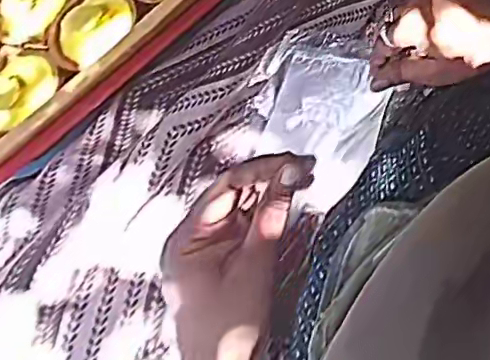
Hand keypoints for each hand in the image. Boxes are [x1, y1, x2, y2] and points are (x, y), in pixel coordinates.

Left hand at [161, 154, 313, 359]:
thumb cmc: (229, 328)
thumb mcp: (255, 263)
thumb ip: (272, 212)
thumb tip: (290, 171)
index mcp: (186, 238)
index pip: (227, 185)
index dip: (262, 168)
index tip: (293, 161)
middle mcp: (192, 236)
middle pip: (235, 191)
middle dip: (271, 175)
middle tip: (304, 166)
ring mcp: (207, 245)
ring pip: (243, 202)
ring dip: (273, 188)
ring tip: (303, 177)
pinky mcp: (224, 253)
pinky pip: (247, 219)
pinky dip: (269, 207)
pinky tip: (290, 197)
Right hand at [370, 0, 489, 89]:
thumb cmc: (476, 55)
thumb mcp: (436, 72)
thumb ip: (402, 72)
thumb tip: (377, 79)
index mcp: (414, 23)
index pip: (383, 40)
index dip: (379, 59)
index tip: (380, 73)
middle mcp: (420, 1)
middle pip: (392, 22)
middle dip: (390, 43)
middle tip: (395, 65)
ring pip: (405, 11)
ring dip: (403, 29)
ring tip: (414, 50)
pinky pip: (421, 3)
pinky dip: (418, 17)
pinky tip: (429, 33)